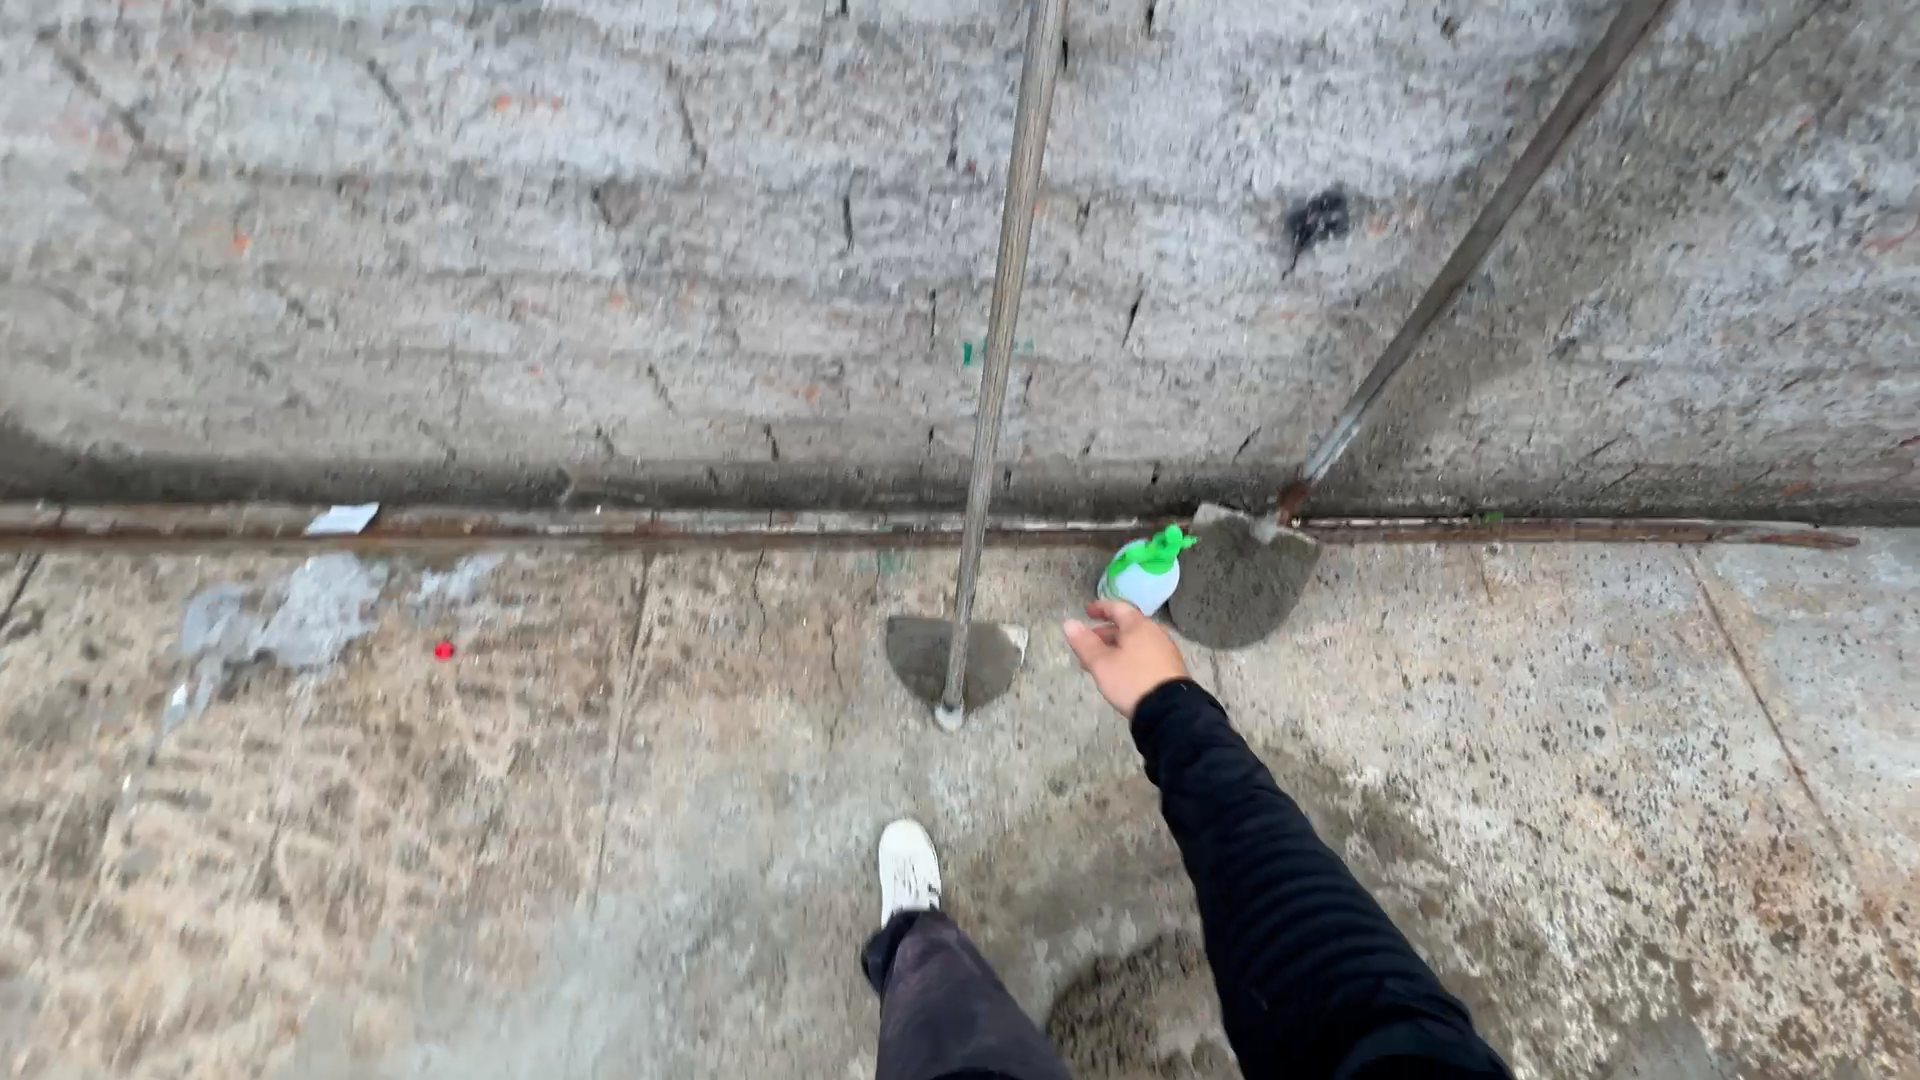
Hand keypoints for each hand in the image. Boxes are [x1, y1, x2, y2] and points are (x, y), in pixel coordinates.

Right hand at [1062, 600, 1189, 718]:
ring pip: (1135, 642)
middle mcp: (1154, 633)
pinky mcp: (1170, 668)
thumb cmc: (1131, 680)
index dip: (1100, 608)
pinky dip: (1129, 657)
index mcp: (1138, 626)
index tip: (1087, 611)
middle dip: (1105, 633)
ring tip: (1100, 663)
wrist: (1169, 710)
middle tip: (1088, 644)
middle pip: (1127, 626)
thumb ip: (1084, 642)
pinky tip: (1121, 673)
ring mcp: (1165, 651)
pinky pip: (1144, 654)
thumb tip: (1069, 623)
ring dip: (1116, 648)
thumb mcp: (1101, 663)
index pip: (1117, 608)